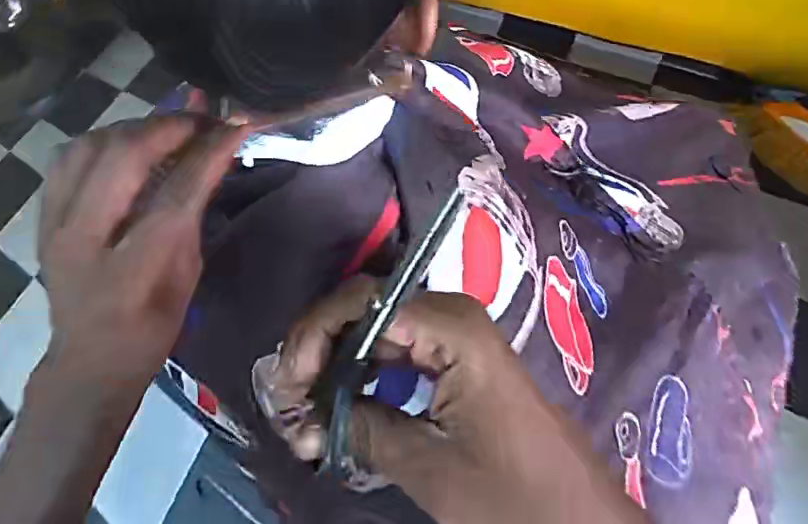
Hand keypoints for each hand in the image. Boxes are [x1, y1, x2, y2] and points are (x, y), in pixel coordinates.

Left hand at [0, 116, 246, 523]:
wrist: (86, 361)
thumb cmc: (150, 328)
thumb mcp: (186, 277)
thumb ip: (194, 210)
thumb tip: (212, 148)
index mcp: (129, 273)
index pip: (174, 195)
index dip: (208, 153)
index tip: (235, 124)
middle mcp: (82, 241)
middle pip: (123, 157)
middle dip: (168, 127)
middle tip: (200, 119)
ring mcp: (54, 225)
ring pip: (91, 145)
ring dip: (135, 127)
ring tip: (165, 127)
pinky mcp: (42, 215)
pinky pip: (69, 155)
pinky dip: (103, 138)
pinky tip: (127, 140)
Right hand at [261, 278, 644, 523]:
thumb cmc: (518, 504)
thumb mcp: (432, 470)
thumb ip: (362, 429)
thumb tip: (300, 417)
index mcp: (450, 324)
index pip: (362, 303)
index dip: (318, 334)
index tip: (291, 381)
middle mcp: (447, 313)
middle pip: (363, 311)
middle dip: (320, 350)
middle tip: (288, 396)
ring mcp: (451, 334)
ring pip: (373, 331)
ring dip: (336, 365)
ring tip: (304, 407)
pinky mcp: (453, 358)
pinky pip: (393, 352)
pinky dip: (362, 377)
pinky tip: (338, 406)